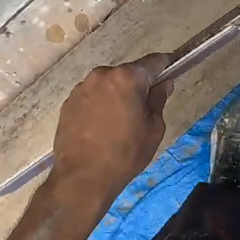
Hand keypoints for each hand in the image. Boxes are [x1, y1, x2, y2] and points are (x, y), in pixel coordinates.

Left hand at [42, 54, 173, 222]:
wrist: (82, 178)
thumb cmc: (125, 154)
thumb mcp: (153, 128)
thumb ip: (159, 99)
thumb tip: (163, 83)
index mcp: (127, 78)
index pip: (153, 61)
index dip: (165, 66)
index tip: (171, 73)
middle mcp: (102, 75)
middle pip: (128, 73)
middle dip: (138, 85)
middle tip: (143, 109)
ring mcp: (82, 88)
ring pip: (108, 85)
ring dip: (117, 95)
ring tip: (119, 123)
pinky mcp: (68, 103)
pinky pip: (92, 97)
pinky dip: (100, 105)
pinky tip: (101, 128)